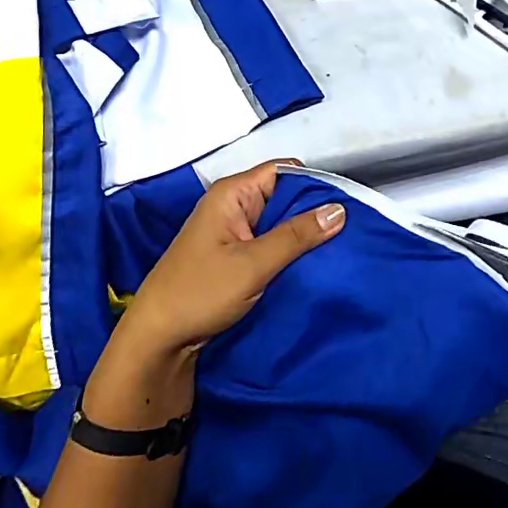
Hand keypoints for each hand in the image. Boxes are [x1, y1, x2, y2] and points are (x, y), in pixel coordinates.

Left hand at [84, 161, 344, 431]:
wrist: (160, 336)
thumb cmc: (199, 292)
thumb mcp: (253, 264)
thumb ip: (296, 236)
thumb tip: (338, 210)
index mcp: (231, 194)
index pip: (282, 171)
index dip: (313, 183)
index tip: (345, 204)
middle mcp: (232, 205)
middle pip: (282, 195)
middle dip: (312, 211)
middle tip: (348, 230)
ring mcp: (232, 230)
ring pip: (278, 221)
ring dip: (301, 234)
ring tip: (338, 247)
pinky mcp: (235, 254)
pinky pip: (269, 242)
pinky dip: (288, 251)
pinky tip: (311, 264)